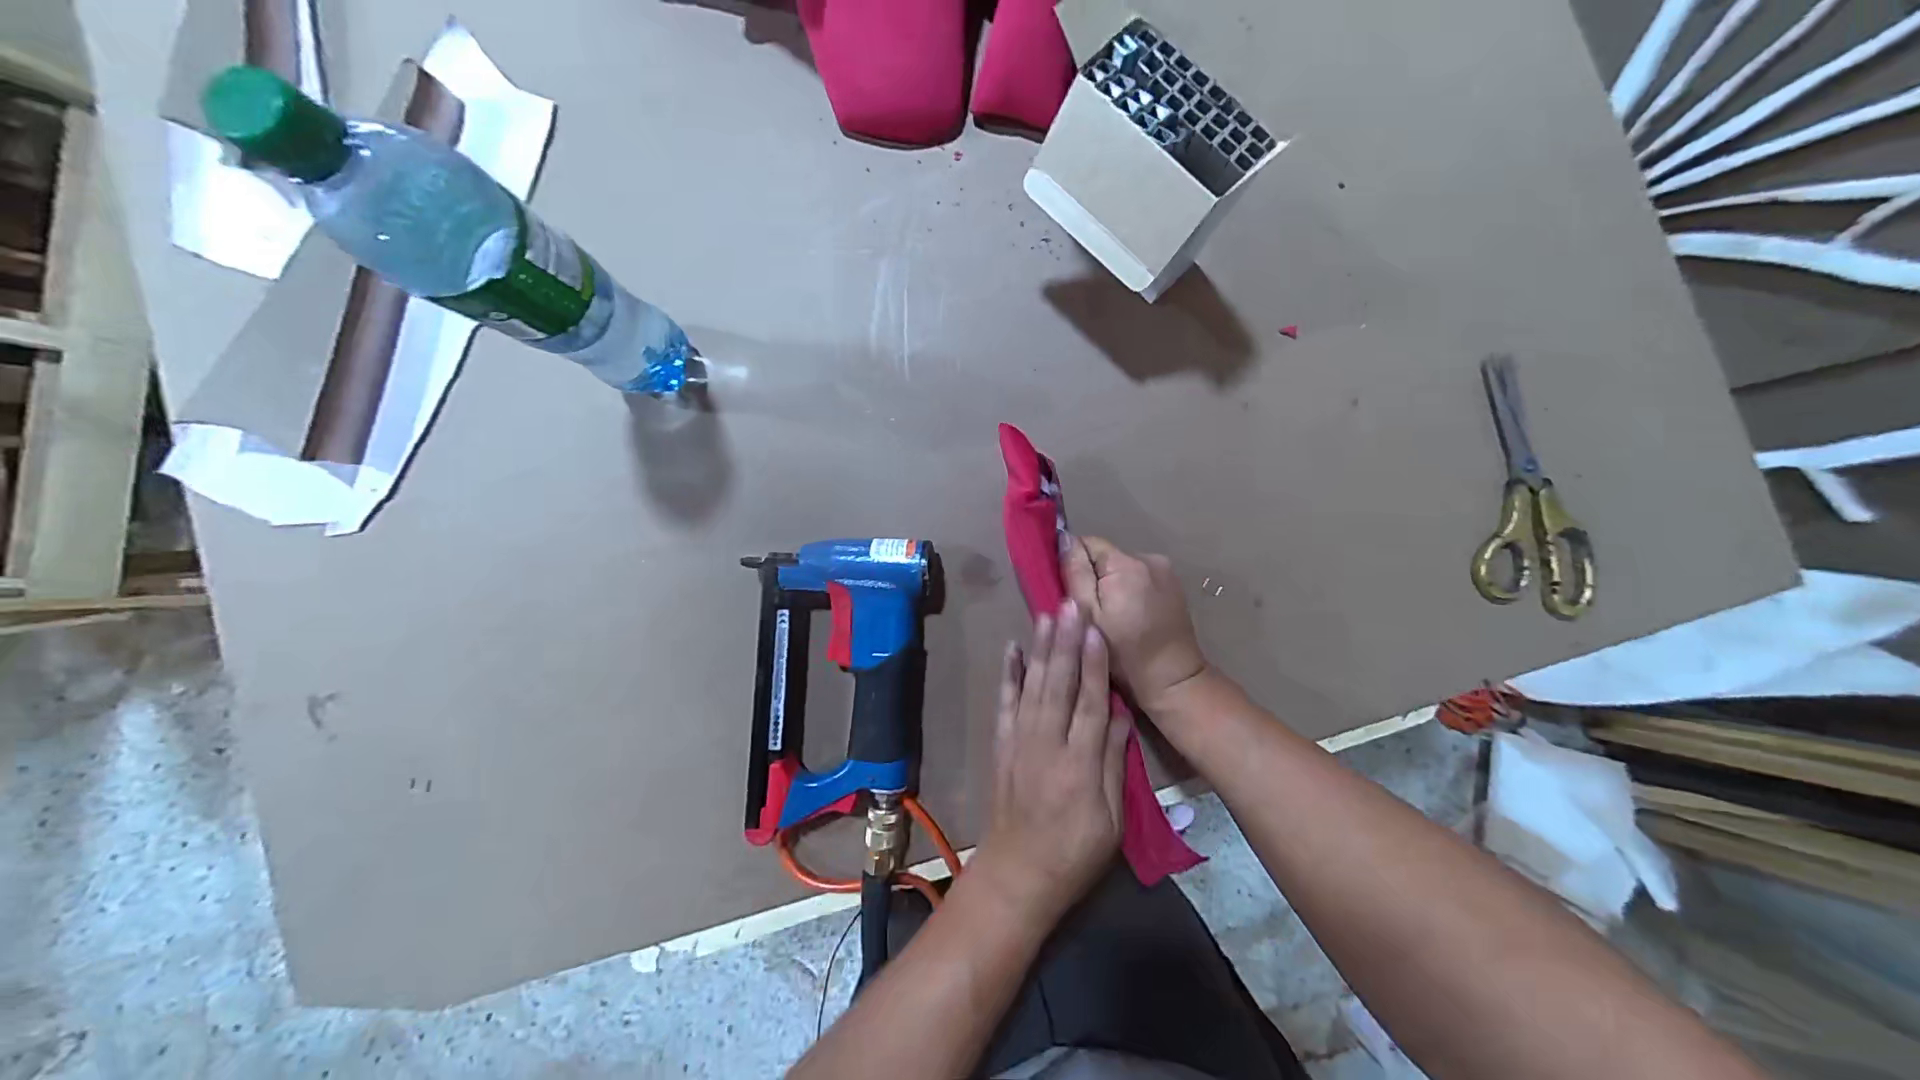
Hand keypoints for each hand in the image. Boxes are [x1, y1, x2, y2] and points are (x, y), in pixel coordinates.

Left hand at [974, 600, 1128, 923]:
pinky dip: (1009, 675)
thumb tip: (1122, 714)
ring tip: (1047, 615)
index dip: (1095, 665)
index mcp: (1080, 764)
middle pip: (1059, 685)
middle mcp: (1047, 744)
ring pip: (1032, 686)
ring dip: (1040, 649)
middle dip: (1066, 642)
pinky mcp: (1002, 745)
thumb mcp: (1110, 818)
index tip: (1098, 630)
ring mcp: (1020, 742)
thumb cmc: (1075, 851)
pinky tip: (1013, 649)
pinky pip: (1005, 703)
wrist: (1019, 873)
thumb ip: (1114, 763)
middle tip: (1072, 605)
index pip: (1091, 703)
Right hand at [1062, 536, 1207, 707]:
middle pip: (1105, 556)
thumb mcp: (1088, 615)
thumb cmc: (1124, 653)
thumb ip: (1075, 573)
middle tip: (1089, 612)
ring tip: (1111, 618)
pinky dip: (1130, 593)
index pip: (1086, 543)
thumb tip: (1064, 538)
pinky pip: (1140, 579)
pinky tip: (1130, 618)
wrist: (1173, 681)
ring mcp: (1165, 572)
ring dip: (1112, 586)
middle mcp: (1149, 558)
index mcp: (1126, 564)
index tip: (1071, 595)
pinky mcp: (1174, 587)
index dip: (1072, 565)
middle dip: (1093, 577)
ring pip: (1122, 569)